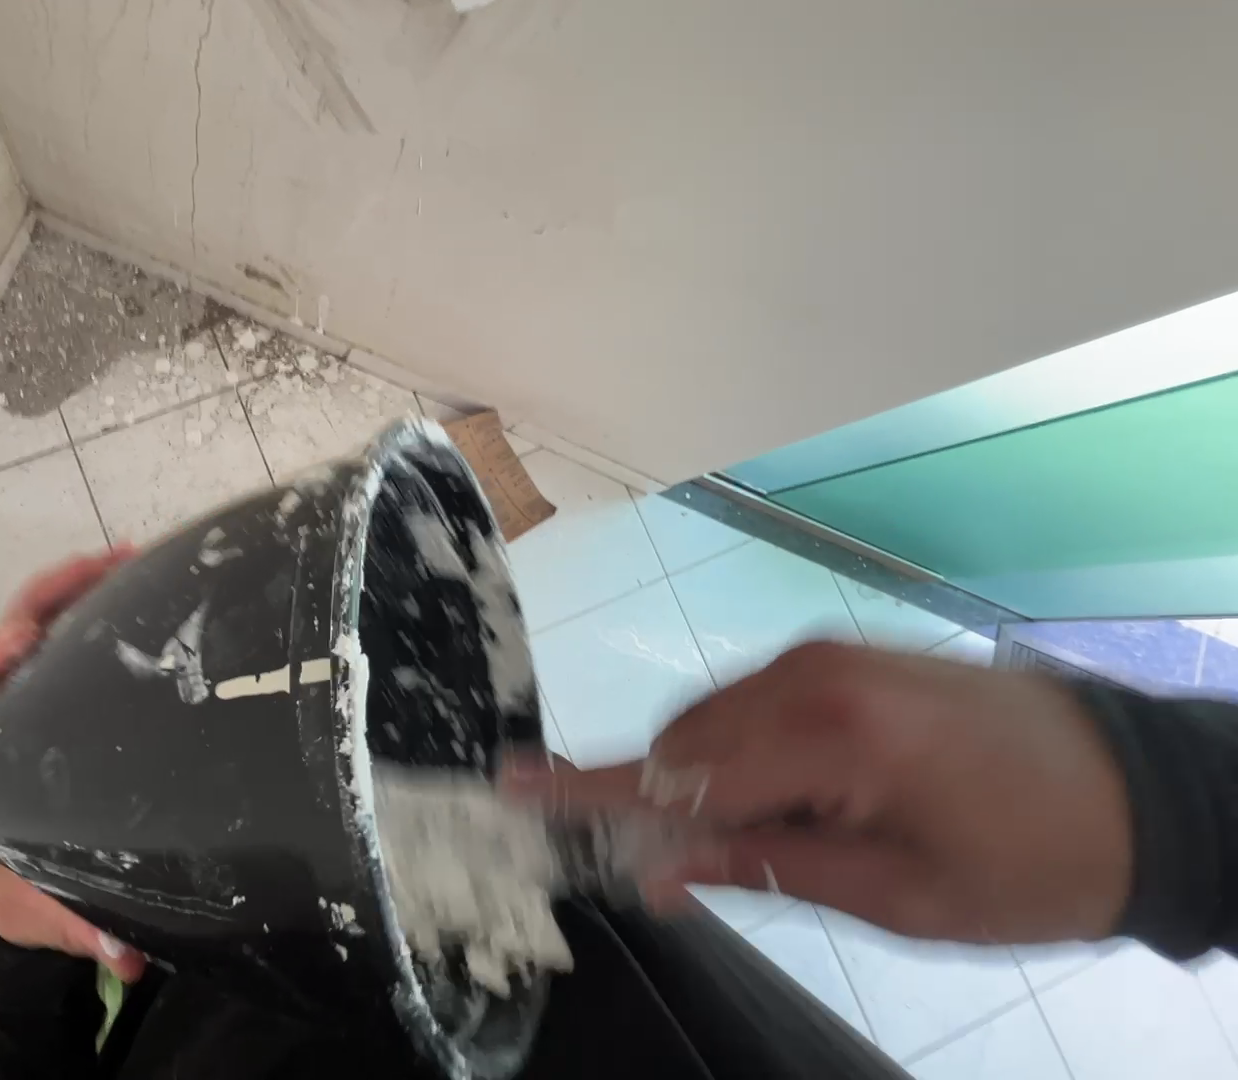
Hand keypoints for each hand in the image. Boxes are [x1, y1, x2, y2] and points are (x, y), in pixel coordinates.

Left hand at [0, 546, 146, 980]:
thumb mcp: (43, 902)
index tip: (17, 639)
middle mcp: (6, 711)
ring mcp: (40, 688)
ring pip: (48, 620)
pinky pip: (81, 629)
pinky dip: (105, 599)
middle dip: (47, 597)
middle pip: (10, 637)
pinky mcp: (74, 681)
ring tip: (131, 557)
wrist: (27, 877)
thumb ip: (77, 921)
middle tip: (100, 568)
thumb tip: (129, 956)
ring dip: (82, 584)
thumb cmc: (24, 883)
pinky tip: (147, 580)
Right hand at [503, 642, 1133, 945]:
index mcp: (831, 739)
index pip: (678, 774)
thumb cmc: (1033, 862)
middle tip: (692, 863)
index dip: (589, 788)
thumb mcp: (899, 897)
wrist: (1144, 787)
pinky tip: (789, 784)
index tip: (509, 781)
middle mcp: (802, 677)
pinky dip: (730, 751)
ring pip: (698, 723)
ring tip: (777, 824)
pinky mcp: (819, 653)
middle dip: (667, 804)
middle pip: (676, 746)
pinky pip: (734, 704)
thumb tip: (656, 874)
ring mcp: (809, 656)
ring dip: (703, 779)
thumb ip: (761, 867)